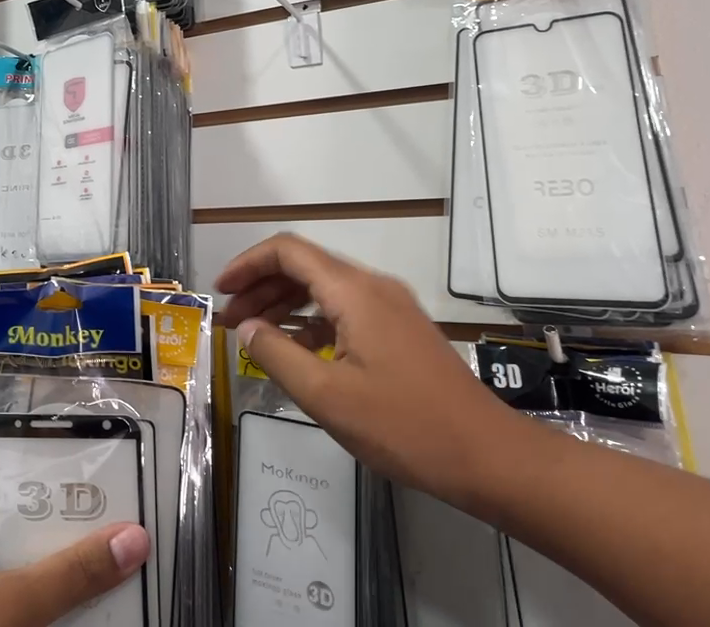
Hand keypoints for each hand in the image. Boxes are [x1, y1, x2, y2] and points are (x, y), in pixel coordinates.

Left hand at [0, 450, 150, 626]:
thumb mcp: (10, 604)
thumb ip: (71, 574)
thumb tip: (136, 536)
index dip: (39, 450)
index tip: (89, 455)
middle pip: (12, 511)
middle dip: (59, 514)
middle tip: (113, 511)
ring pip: (10, 557)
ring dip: (51, 560)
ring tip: (105, 556)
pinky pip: (1, 593)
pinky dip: (33, 595)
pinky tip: (70, 608)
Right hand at [215, 233, 526, 501]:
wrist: (489, 457)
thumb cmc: (404, 426)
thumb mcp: (326, 395)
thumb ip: (276, 355)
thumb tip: (246, 328)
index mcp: (354, 293)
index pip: (288, 252)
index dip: (247, 264)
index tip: (220, 292)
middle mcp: (373, 287)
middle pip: (304, 266)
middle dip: (260, 287)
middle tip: (230, 321)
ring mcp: (391, 308)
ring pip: (324, 288)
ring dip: (284, 304)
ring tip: (254, 335)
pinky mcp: (401, 331)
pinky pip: (344, 309)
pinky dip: (311, 321)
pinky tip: (296, 350)